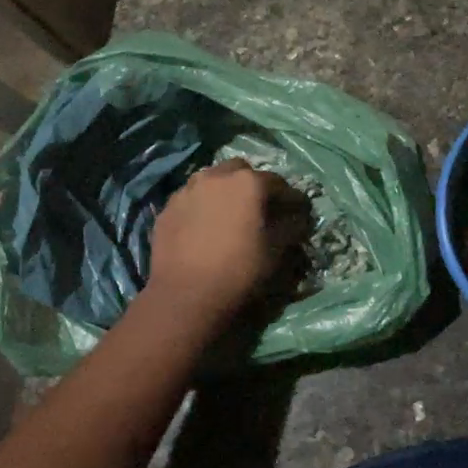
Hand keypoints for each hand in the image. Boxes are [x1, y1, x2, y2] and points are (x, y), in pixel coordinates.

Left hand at [145, 160, 311, 323]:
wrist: (184, 295)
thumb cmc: (238, 270)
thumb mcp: (276, 251)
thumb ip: (291, 227)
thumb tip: (298, 218)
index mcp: (248, 182)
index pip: (279, 183)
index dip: (292, 198)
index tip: (299, 212)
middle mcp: (216, 176)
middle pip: (241, 172)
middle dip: (254, 185)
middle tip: (260, 209)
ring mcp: (187, 189)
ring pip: (212, 180)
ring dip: (225, 191)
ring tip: (230, 215)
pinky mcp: (167, 208)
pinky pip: (192, 198)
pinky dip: (203, 206)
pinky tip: (205, 227)